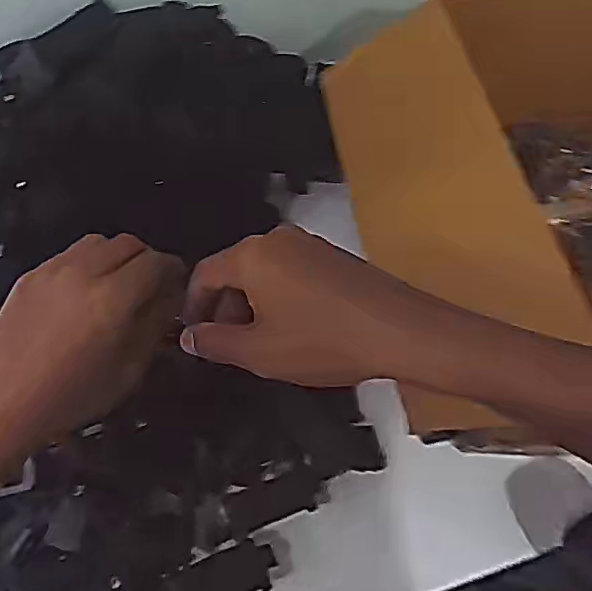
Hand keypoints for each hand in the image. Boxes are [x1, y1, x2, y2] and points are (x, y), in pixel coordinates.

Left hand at [0, 234, 184, 454]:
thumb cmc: (54, 401)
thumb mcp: (126, 373)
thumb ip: (153, 328)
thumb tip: (166, 304)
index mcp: (110, 300)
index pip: (156, 262)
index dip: (173, 271)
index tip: (175, 283)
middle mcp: (80, 276)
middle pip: (130, 243)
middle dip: (147, 261)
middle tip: (151, 285)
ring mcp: (52, 272)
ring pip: (99, 242)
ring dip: (116, 257)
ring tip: (118, 286)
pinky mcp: (31, 276)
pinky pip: (69, 254)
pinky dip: (87, 264)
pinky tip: (86, 293)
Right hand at [179, 225, 458, 386]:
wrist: (400, 331)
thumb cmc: (325, 340)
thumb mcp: (260, 351)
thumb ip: (216, 342)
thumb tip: (191, 336)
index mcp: (252, 254)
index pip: (205, 274)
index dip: (193, 307)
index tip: (194, 336)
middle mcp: (277, 239)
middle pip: (235, 270)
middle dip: (226, 309)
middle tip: (230, 347)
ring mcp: (308, 243)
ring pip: (263, 272)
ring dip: (254, 306)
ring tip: (265, 345)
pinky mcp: (331, 255)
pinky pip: (290, 272)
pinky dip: (281, 298)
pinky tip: (296, 331)